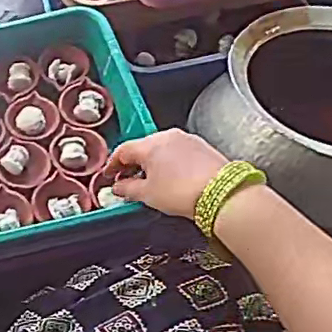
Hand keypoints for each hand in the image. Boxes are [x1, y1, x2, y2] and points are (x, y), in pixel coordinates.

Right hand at [104, 130, 232, 219]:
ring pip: (160, 149)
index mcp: (150, 144)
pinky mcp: (201, 147)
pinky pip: (177, 152)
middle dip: (132, 164)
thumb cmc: (184, 191)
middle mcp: (168, 136)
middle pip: (142, 147)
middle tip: (127, 180)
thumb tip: (119, 186)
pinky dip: (168, 163)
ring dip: (151, 164)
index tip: (110, 174)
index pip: (123, 150)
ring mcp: (186, 140)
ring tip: (150, 183)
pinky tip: (170, 179)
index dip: (112, 164)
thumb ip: (127, 188)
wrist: (221, 193)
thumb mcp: (147, 194)